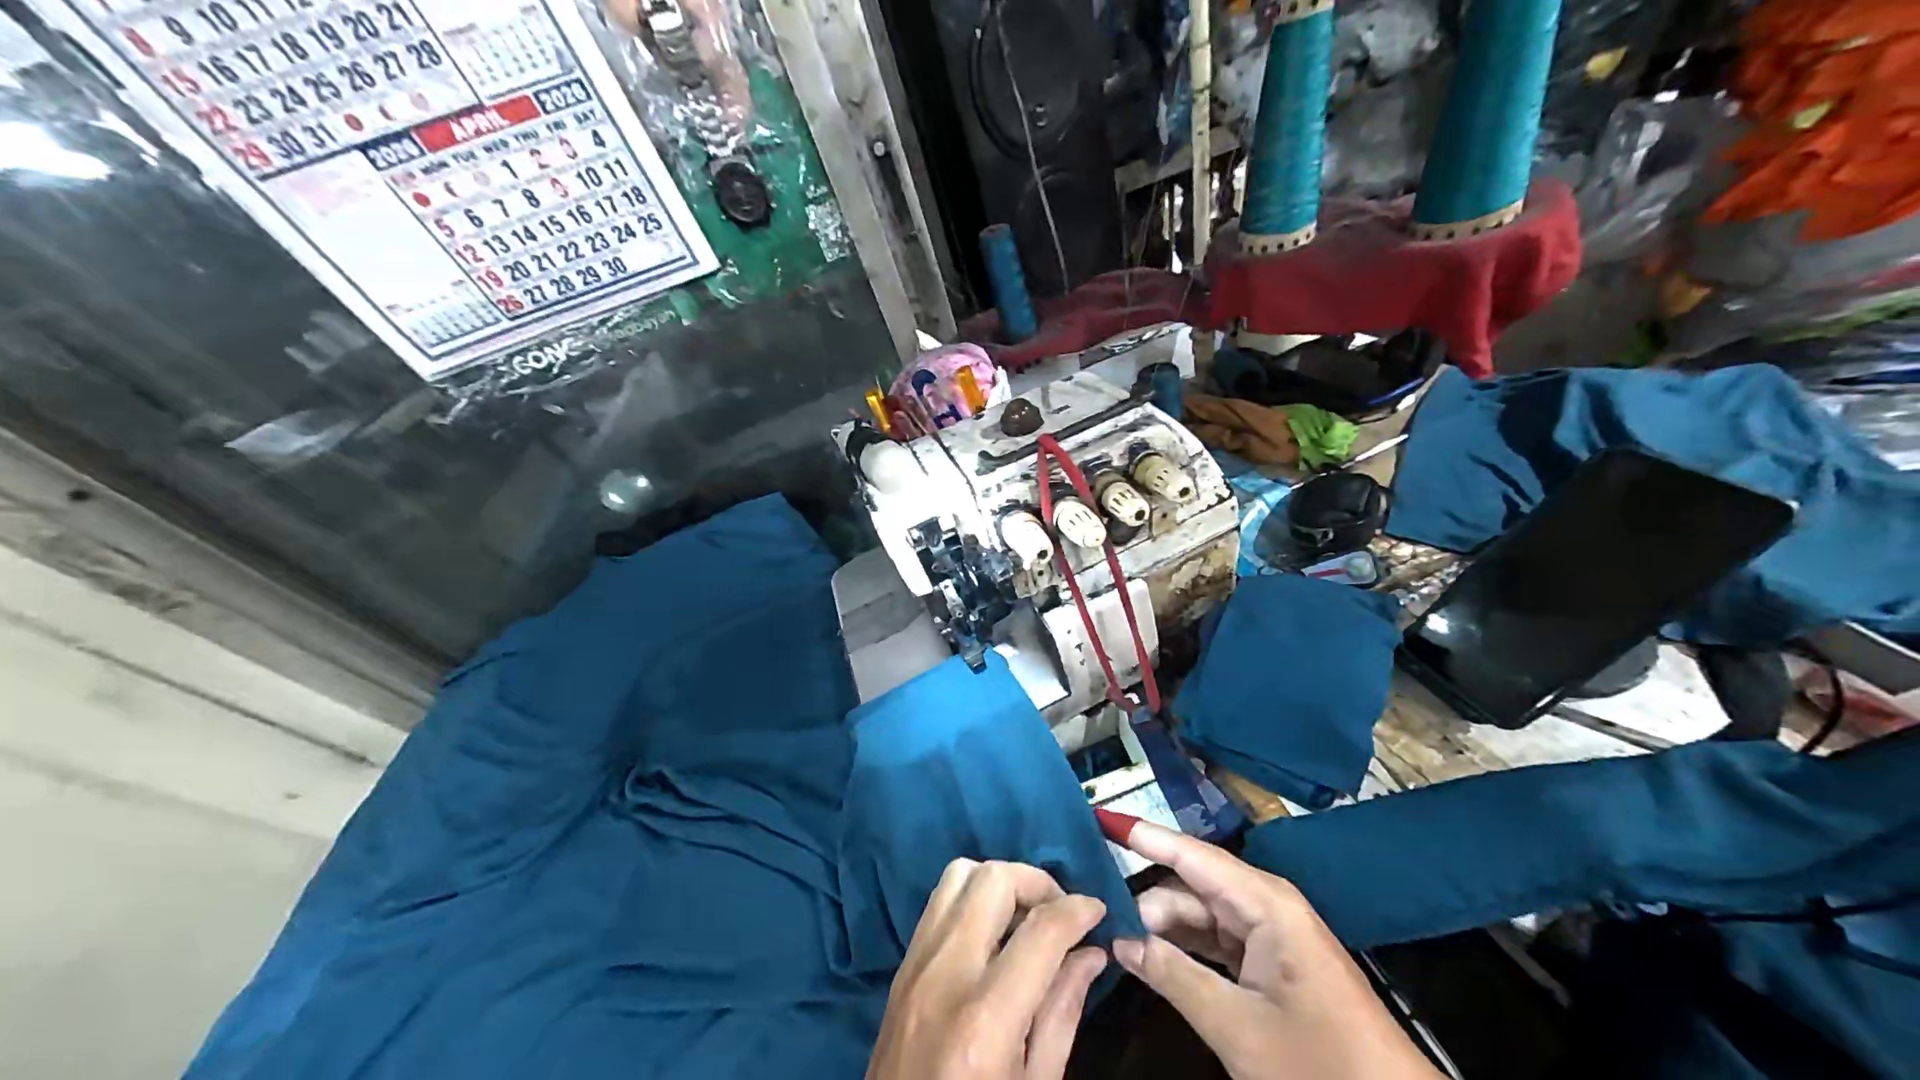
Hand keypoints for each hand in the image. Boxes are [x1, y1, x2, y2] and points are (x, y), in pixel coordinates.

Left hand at [867, 859, 1108, 1079]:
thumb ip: (1063, 1012)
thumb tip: (1090, 952)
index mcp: (985, 1018)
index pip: (1040, 930)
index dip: (1078, 909)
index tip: (1098, 910)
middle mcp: (945, 973)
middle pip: (992, 879)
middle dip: (1037, 882)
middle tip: (1061, 913)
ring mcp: (915, 964)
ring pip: (959, 875)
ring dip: (1000, 882)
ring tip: (1027, 917)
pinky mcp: (902, 964)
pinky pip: (939, 901)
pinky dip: (973, 897)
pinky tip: (994, 931)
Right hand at [1110, 822, 1441, 1079]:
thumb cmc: (1320, 1067)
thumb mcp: (1237, 1027)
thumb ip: (1173, 976)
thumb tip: (1119, 941)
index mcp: (1264, 904)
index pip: (1190, 855)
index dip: (1143, 835)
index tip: (1100, 818)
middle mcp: (1265, 905)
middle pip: (1191, 884)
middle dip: (1145, 895)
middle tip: (1095, 912)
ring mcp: (1269, 933)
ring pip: (1200, 913)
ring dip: (1161, 924)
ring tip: (1114, 934)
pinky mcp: (1271, 961)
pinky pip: (1216, 939)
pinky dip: (1183, 946)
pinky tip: (1150, 955)